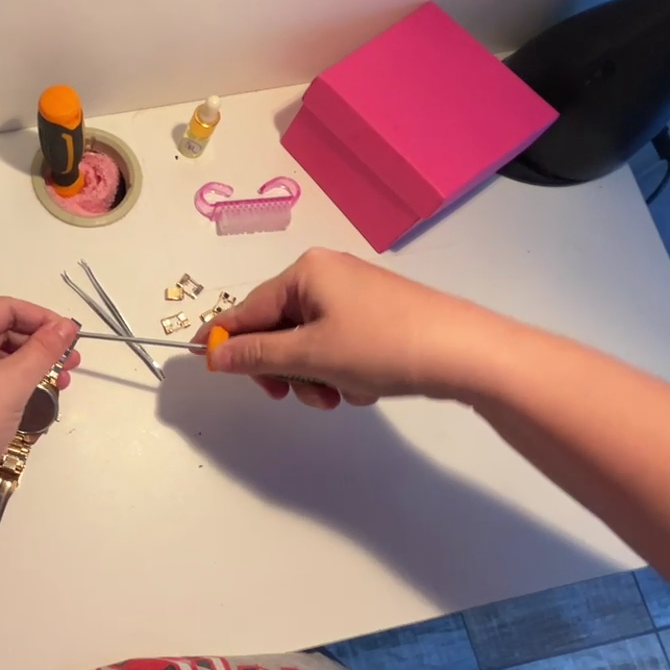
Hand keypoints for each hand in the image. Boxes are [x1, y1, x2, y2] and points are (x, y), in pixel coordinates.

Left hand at [0, 298, 79, 503]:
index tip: (72, 335)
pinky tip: (37, 391)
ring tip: (61, 380)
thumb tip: (67, 326)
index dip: (41, 318)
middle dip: (37, 345)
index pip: (2, 309)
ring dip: (28, 364)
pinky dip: (10, 380)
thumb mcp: (13, 383)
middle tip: (72, 362)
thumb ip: (43, 349)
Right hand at [195, 248, 499, 408]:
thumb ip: (254, 354)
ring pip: (304, 344)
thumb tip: (213, 354)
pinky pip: (333, 346)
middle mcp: (324, 276)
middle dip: (280, 368)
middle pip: (274, 328)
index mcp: (304, 273)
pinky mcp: (373, 317)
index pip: (246, 309)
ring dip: (310, 377)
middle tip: (287, 396)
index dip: (222, 338)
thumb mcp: (308, 355)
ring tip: (336, 396)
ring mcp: (351, 296)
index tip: (201, 361)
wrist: (468, 354)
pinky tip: (361, 386)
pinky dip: (337, 371)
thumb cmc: (381, 345)